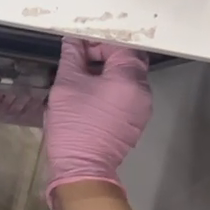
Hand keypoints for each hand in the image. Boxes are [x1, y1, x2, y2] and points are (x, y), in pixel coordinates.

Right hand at [44, 37, 151, 207]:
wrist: (83, 168)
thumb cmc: (73, 126)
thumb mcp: (66, 86)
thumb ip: (72, 58)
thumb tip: (72, 41)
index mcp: (129, 78)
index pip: (120, 46)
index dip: (98, 42)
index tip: (78, 47)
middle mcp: (143, 90)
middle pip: (129, 62)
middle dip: (106, 56)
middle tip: (81, 59)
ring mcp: (143, 108)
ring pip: (129, 80)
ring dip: (109, 74)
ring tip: (85, 78)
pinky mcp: (137, 122)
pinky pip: (128, 97)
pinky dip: (113, 90)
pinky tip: (93, 97)